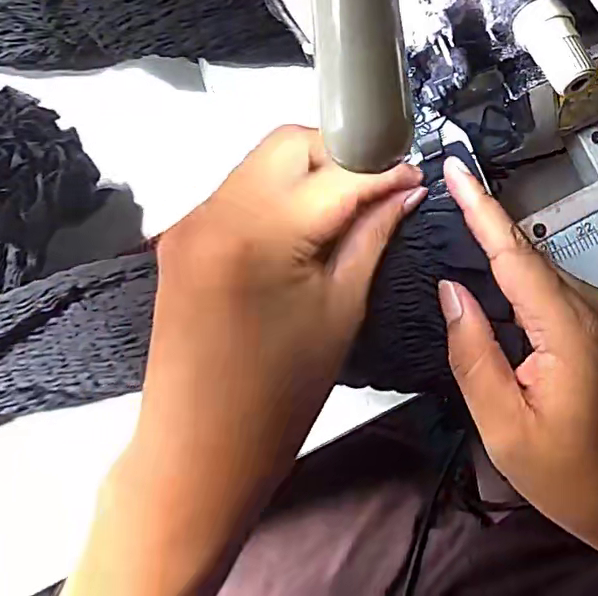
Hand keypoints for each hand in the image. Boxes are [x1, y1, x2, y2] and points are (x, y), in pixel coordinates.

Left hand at [73, 126, 420, 595]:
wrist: (194, 456)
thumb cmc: (281, 393)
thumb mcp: (342, 308)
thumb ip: (373, 233)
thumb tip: (405, 190)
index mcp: (260, 231)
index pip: (336, 172)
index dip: (382, 169)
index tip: (414, 174)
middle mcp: (217, 209)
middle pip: (290, 142)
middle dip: (341, 153)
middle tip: (377, 185)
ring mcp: (193, 219)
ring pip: (264, 158)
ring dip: (310, 168)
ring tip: (346, 202)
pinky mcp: (183, 234)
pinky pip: (243, 187)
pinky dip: (280, 189)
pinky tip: (305, 220)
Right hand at [438, 157, 597, 595]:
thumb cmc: (574, 474)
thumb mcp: (507, 431)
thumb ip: (474, 354)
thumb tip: (450, 289)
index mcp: (565, 328)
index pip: (513, 254)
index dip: (481, 208)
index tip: (455, 167)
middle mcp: (585, 303)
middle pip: (523, 250)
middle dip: (482, 212)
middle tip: (442, 181)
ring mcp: (594, 307)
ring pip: (533, 263)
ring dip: (493, 238)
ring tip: (453, 212)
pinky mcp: (591, 316)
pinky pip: (541, 281)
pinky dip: (509, 266)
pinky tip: (482, 263)